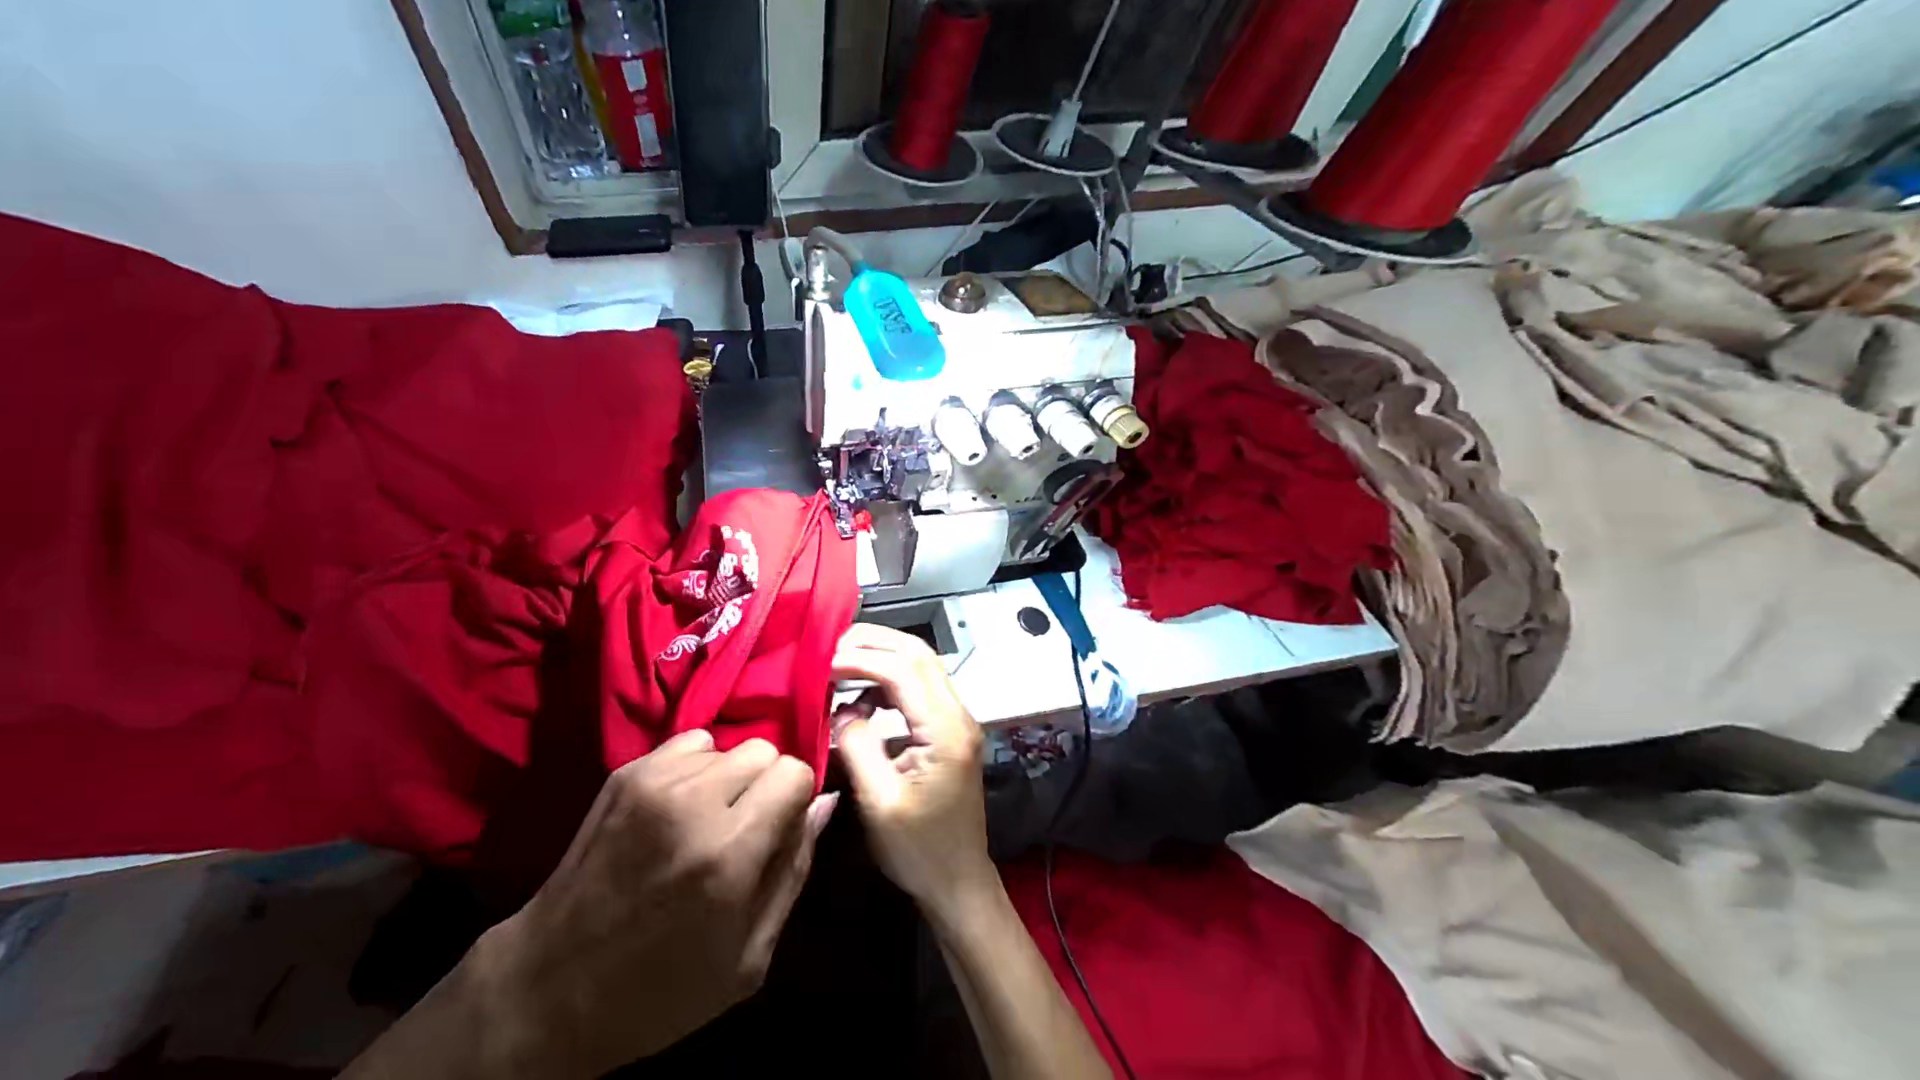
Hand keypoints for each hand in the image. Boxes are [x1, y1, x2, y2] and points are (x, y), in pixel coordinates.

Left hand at [465, 731, 835, 1077]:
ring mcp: (651, 783)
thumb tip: (824, 803)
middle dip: (765, 785)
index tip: (778, 832)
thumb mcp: (750, 957)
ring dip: (729, 777)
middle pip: (764, 751)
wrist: (547, 989)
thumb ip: (795, 869)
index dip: (795, 802)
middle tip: (742, 829)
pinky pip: (689, 743)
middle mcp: (692, 803)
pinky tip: (678, 808)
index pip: (795, 773)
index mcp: (728, 853)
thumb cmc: (661, 989)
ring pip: (727, 745)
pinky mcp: (623, 774)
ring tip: (705, 822)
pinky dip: (696, 767)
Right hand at [831, 624, 990, 910]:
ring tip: (839, 663)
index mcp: (945, 730)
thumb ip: (858, 747)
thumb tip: (840, 710)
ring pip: (921, 666)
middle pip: (919, 654)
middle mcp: (958, 715)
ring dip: (881, 657)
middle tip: (830, 645)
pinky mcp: (948, 731)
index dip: (861, 658)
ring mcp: (957, 721)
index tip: (822, 661)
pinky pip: (919, 688)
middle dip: (874, 642)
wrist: (958, 882)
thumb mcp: (879, 802)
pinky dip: (889, 681)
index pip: (903, 671)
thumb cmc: (919, 851)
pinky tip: (860, 698)